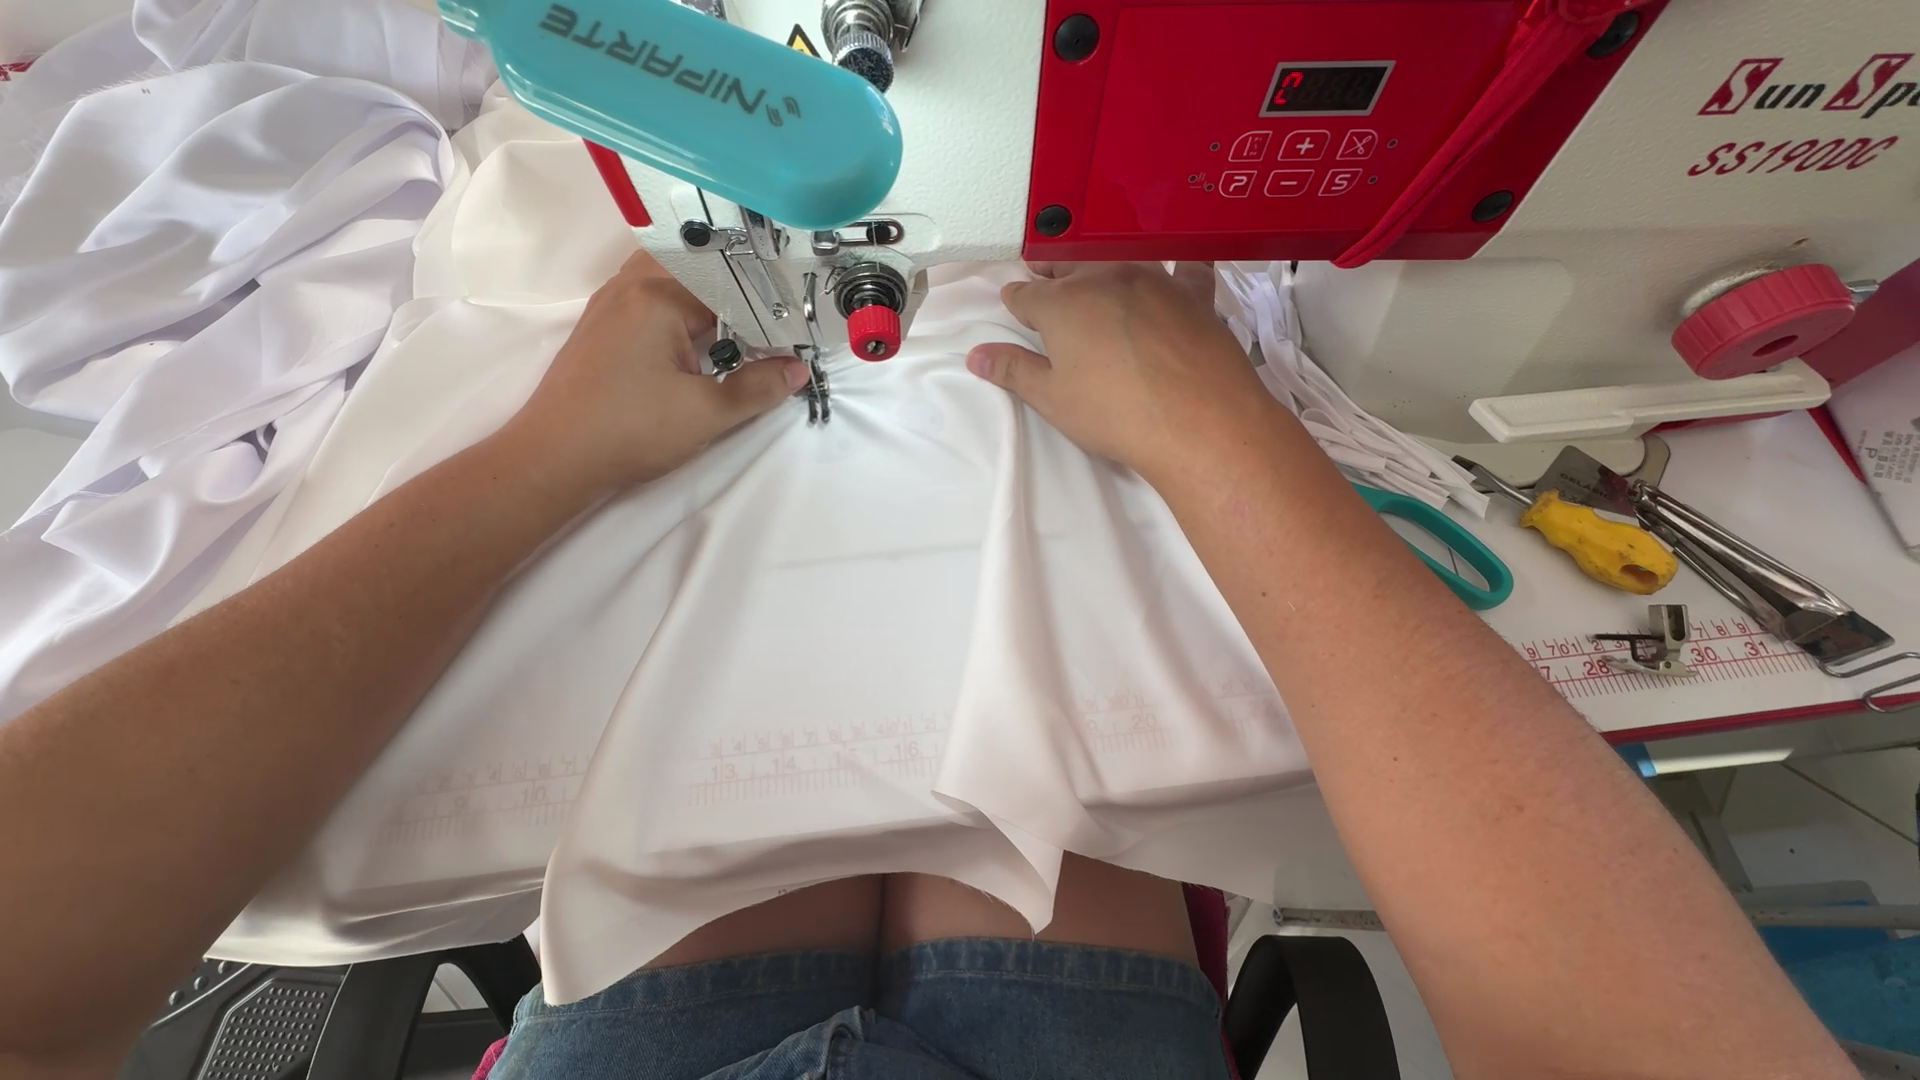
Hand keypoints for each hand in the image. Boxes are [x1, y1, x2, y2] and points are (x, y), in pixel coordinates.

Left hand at [506, 250, 808, 487]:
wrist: (554, 458)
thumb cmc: (629, 431)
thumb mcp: (706, 414)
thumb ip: (757, 388)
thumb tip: (796, 370)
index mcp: (657, 297)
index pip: (727, 286)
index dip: (765, 306)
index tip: (793, 327)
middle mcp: (630, 288)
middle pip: (696, 268)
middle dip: (734, 289)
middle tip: (771, 316)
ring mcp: (610, 305)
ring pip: (668, 279)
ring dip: (703, 296)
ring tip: (738, 322)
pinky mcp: (601, 328)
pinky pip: (648, 299)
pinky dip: (678, 308)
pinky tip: (696, 338)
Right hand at [965, 262, 1286, 480]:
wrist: (1199, 421)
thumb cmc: (1115, 414)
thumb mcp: (1053, 399)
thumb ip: (1012, 371)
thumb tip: (975, 355)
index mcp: (1062, 304)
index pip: (1026, 295)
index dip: (1015, 300)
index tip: (1012, 304)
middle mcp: (1105, 278)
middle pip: (1069, 265)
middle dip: (1052, 272)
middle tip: (1045, 278)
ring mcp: (1155, 280)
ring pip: (1120, 259)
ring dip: (1102, 263)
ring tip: (1097, 272)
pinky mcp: (1195, 294)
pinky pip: (1186, 267)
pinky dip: (1177, 265)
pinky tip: (1180, 268)